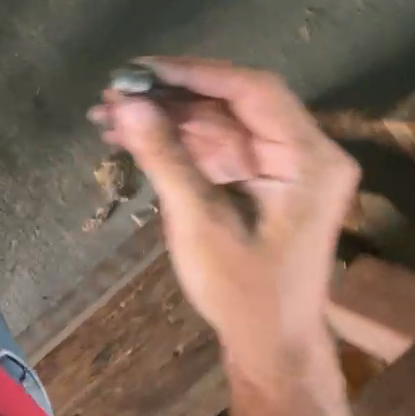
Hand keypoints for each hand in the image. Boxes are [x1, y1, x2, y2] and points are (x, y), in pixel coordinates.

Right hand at [93, 58, 357, 375]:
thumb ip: (165, 156)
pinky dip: (170, 139)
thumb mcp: (200, 221)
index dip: (193, 74)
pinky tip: (126, 137)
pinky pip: (211, 144)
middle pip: (231, 101)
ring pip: (215, 119)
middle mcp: (301, 152)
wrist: (269, 343)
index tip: (139, 72)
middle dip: (170, 95)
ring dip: (162, 116)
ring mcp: (279, 165)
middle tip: (113, 93)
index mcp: (308, 158)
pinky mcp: (257, 178)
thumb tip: (126, 103)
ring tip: (106, 115)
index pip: (252, 90)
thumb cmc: (244, 289)